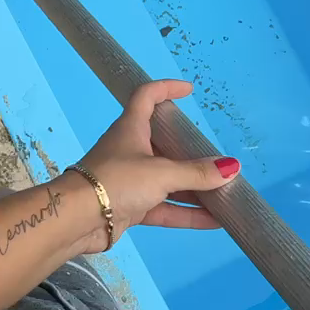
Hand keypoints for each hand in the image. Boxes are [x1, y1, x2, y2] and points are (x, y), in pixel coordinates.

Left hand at [76, 79, 239, 242]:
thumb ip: (196, 173)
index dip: (166, 88)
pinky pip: (164, 207)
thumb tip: (231, 167)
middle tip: (217, 156)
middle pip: (162, 142)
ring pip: (167, 179)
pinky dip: (187, 212)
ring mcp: (129, 179)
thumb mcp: (161, 173)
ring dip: (194, 186)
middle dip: (189, 149)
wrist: (78, 219)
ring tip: (226, 192)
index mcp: (130, 128)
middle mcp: (129, 150)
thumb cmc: (117, 181)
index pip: (146, 97)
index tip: (189, 90)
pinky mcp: (129, 206)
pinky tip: (215, 221)